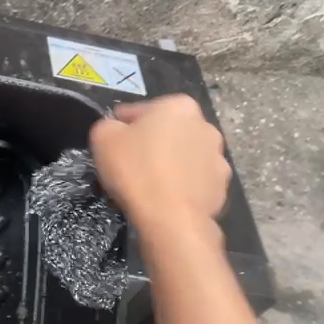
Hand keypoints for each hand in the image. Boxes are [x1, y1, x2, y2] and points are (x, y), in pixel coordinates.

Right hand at [89, 94, 230, 248]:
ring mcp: (218, 157)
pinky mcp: (221, 186)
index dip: (122, 126)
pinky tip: (165, 198)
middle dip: (151, 143)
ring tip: (149, 184)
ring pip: (184, 156)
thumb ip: (107, 125)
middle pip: (167, 132)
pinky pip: (195, 180)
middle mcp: (205, 125)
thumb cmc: (136, 171)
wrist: (170, 217)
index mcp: (178, 106)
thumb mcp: (103, 138)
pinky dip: (182, 185)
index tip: (112, 143)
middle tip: (129, 164)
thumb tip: (115, 129)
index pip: (141, 110)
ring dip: (169, 164)